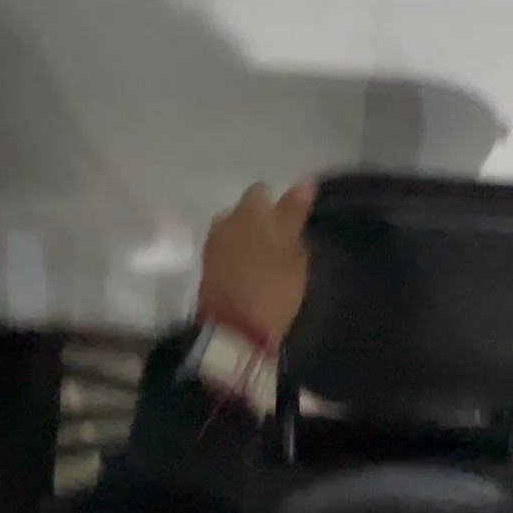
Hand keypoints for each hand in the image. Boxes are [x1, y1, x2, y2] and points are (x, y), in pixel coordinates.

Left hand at [197, 181, 316, 344]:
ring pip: (234, 229)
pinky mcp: (207, 267)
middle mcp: (226, 220)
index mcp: (250, 211)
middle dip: (260, 219)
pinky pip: (226, 250)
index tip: (293, 224)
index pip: (264, 193)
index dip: (279, 206)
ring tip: (265, 260)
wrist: (234, 329)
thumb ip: (294, 214)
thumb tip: (304, 183)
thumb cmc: (272, 288)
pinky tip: (250, 271)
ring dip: (247, 237)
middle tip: (279, 243)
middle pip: (246, 210)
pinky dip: (238, 255)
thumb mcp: (293, 251)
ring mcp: (213, 243)